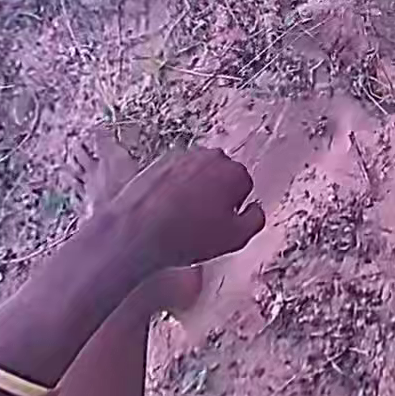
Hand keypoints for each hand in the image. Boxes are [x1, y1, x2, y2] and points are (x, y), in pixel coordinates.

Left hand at [92, 148, 264, 271]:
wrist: (138, 230)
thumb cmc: (185, 235)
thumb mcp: (236, 238)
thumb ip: (256, 219)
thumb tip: (256, 210)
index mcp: (234, 172)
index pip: (245, 185)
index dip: (235, 207)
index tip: (224, 220)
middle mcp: (211, 158)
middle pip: (223, 175)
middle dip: (218, 193)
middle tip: (205, 220)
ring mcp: (185, 157)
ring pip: (200, 173)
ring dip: (197, 189)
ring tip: (184, 217)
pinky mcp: (162, 161)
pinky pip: (179, 174)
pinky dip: (177, 187)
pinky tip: (169, 210)